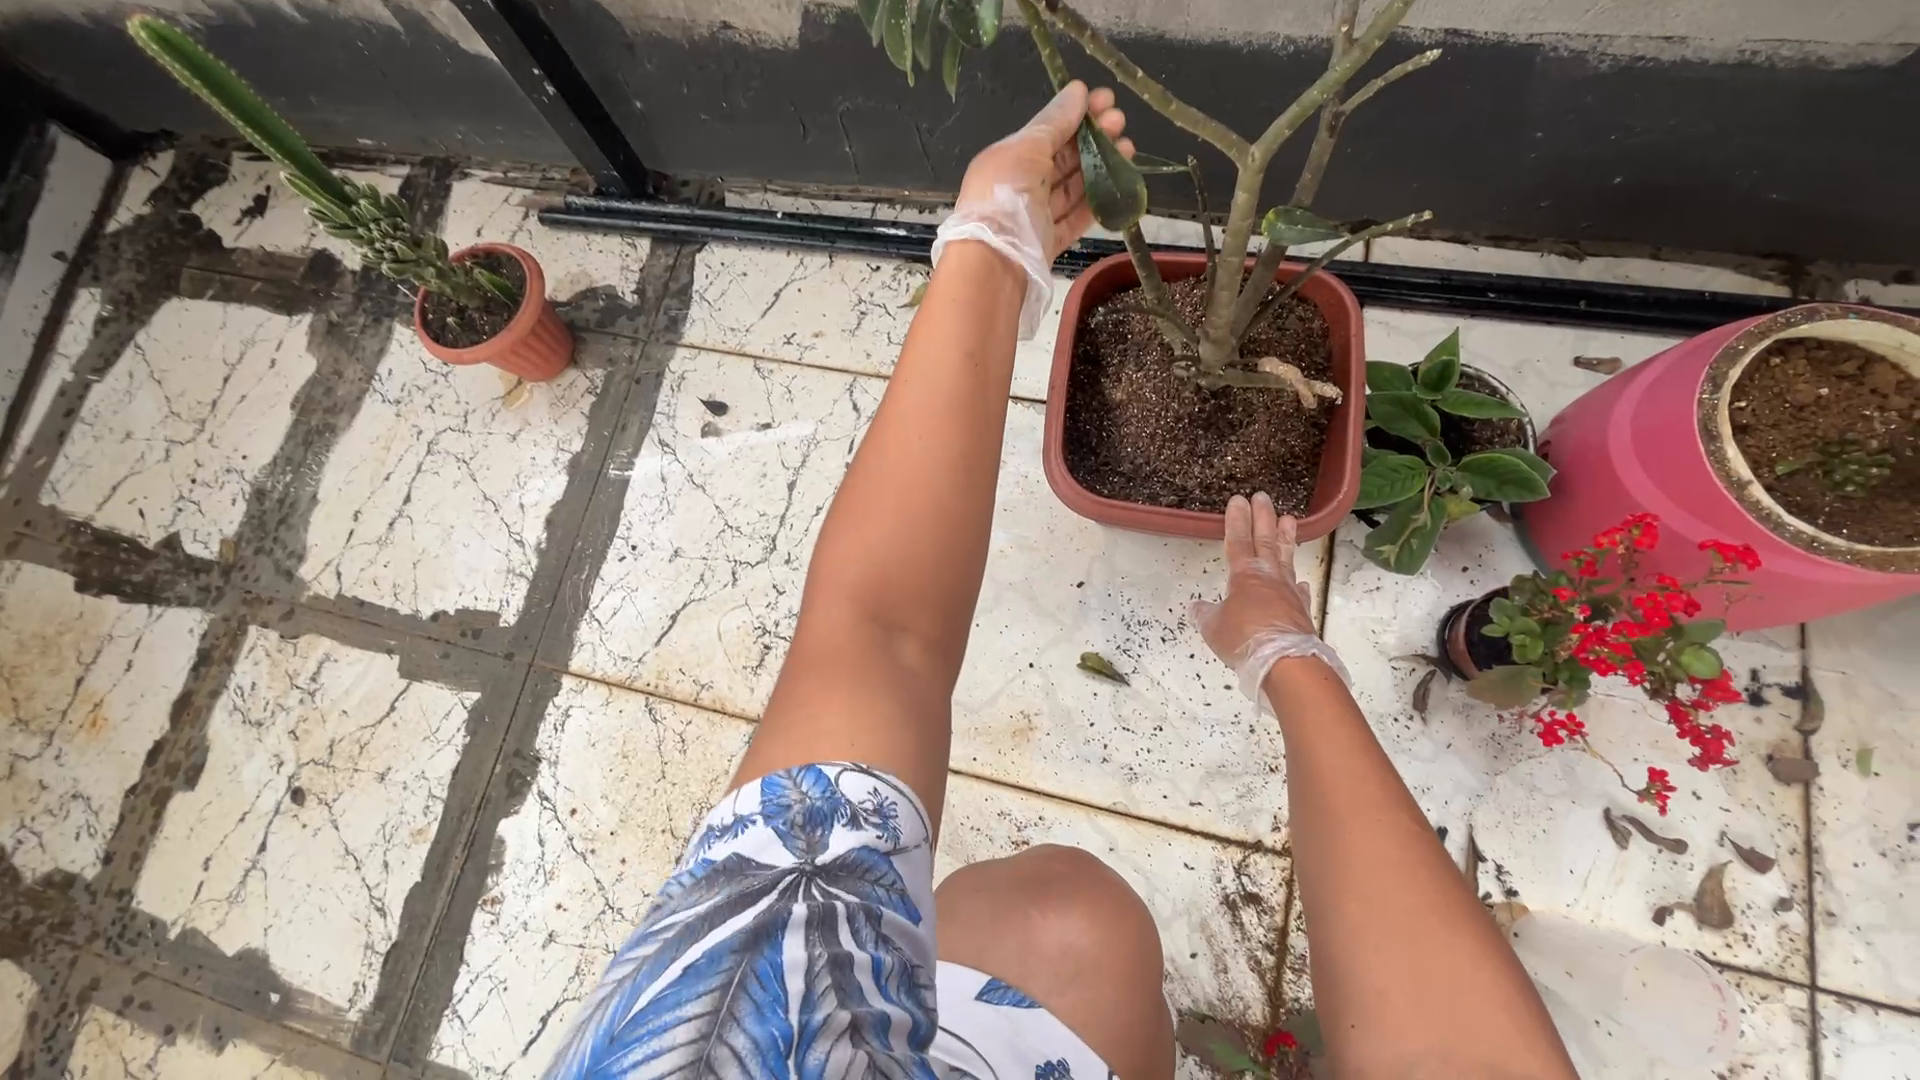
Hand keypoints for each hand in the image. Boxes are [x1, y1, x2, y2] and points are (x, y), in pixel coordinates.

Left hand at [957, 80, 1130, 262]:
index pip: (1047, 132)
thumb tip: (1077, 90)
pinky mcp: (1048, 244)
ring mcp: (1034, 218)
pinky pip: (1074, 220)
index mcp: (1007, 160)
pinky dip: (1095, 203)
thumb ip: (1054, 122)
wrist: (995, 263)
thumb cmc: (1006, 197)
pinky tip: (1118, 186)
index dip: (1076, 115)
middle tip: (1121, 122)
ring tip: (1128, 149)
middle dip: (1093, 138)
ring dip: (1100, 167)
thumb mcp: (1026, 148)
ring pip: (1071, 188)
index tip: (1107, 100)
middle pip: (1061, 159)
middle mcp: (1019, 187)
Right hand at [1192, 493, 1347, 702]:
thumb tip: (1198, 607)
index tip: (1238, 500)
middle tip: (1263, 496)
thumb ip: (1206, 614)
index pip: (1238, 541)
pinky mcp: (1300, 611)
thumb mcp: (1213, 628)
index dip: (1236, 520)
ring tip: (1289, 519)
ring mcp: (1288, 593)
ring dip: (1286, 538)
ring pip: (1286, 558)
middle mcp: (1269, 578)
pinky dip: (1296, 583)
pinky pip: (1297, 590)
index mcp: (1244, 576)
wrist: (1285, 663)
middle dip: (1262, 518)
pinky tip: (1298, 582)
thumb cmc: (1243, 639)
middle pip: (1266, 541)